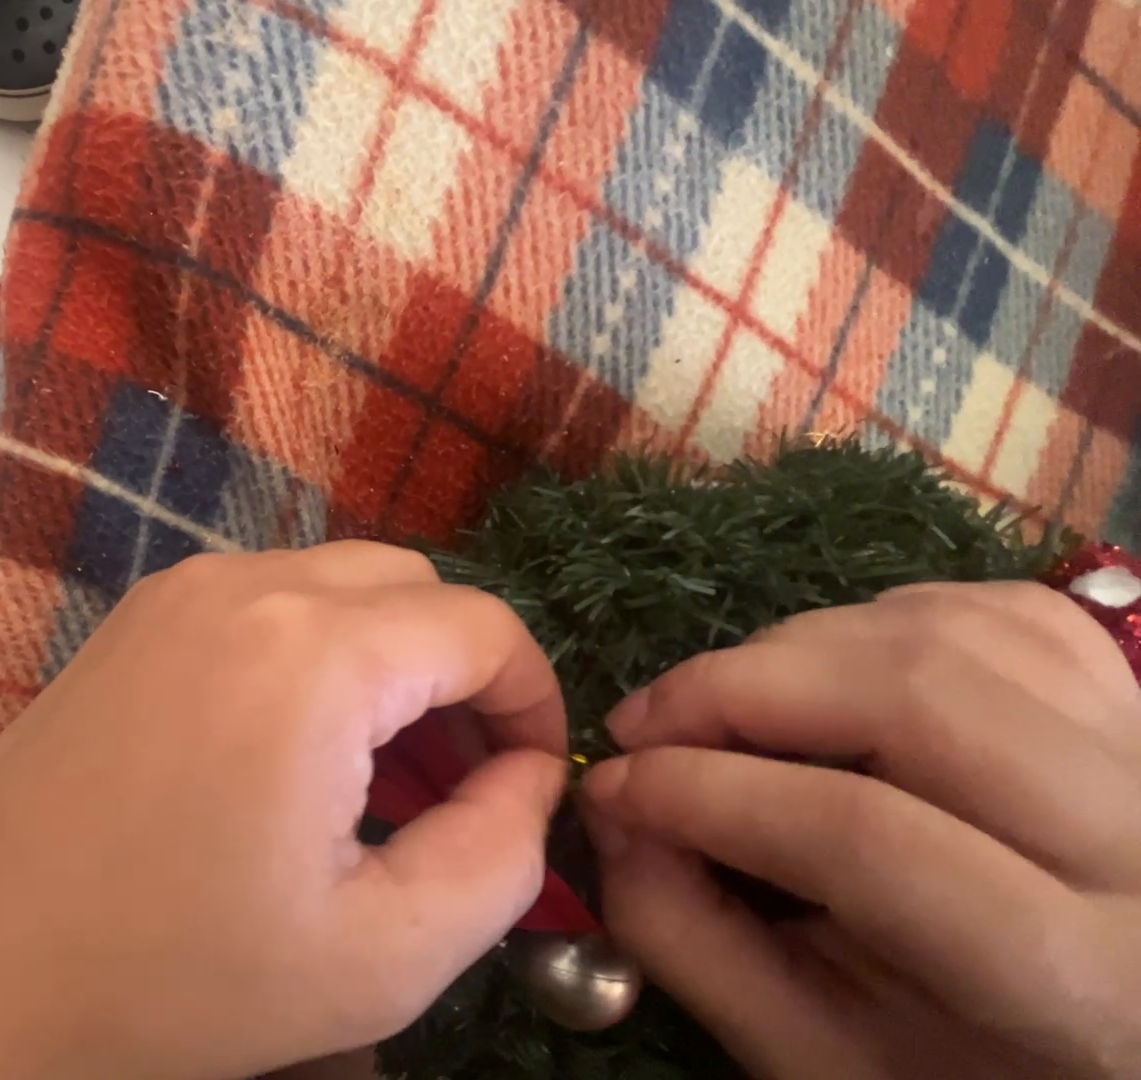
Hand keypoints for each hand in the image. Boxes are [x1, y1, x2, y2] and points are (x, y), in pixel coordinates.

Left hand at [0, 543, 568, 1079]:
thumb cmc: (170, 972)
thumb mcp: (378, 954)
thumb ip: (496, 856)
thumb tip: (526, 777)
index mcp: (312, 653)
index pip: (480, 625)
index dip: (531, 698)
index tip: (527, 779)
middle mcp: (247, 586)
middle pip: (413, 587)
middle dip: (460, 671)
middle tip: (453, 778)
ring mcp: (182, 588)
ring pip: (339, 585)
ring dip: (386, 659)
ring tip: (375, 768)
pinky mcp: (142, 613)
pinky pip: (268, 600)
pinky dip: (314, 651)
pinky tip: (289, 742)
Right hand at [581, 582, 1140, 1078]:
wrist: (1109, 1043)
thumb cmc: (944, 1067)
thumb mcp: (803, 1050)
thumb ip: (679, 930)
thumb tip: (606, 807)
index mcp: (1083, 985)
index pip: (862, 837)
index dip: (699, 792)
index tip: (603, 787)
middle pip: (908, 697)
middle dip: (725, 690)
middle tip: (640, 725)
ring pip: (939, 634)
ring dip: (781, 649)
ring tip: (717, 705)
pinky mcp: (1135, 704)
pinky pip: (993, 611)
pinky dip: (869, 621)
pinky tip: (821, 673)